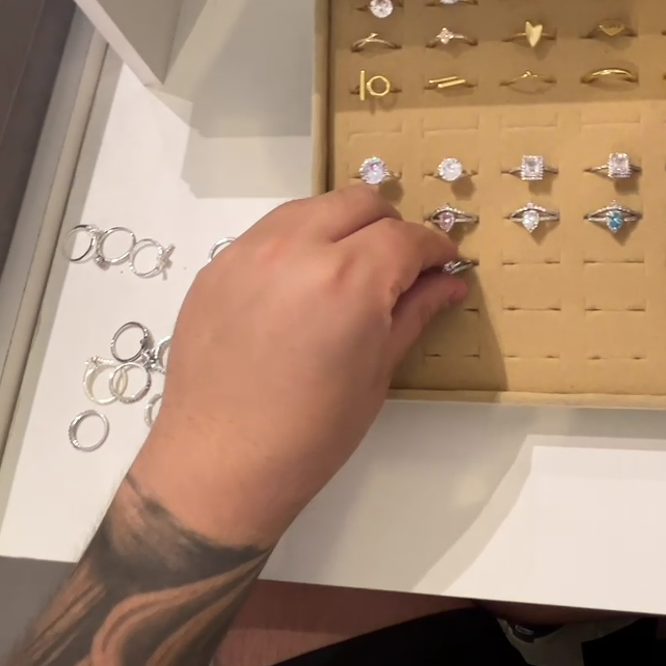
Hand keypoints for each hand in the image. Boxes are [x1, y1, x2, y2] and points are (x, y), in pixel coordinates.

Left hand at [131, 186, 466, 544]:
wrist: (218, 464)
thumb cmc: (310, 433)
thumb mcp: (376, 373)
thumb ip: (413, 313)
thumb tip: (448, 283)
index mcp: (347, 280)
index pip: (405, 237)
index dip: (434, 248)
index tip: (444, 264)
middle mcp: (296, 249)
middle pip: (360, 202)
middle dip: (390, 225)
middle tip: (398, 265)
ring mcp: (248, 251)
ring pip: (312, 207)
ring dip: (342, 226)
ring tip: (348, 270)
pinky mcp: (217, 265)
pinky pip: (269, 231)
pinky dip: (299, 242)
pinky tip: (300, 286)